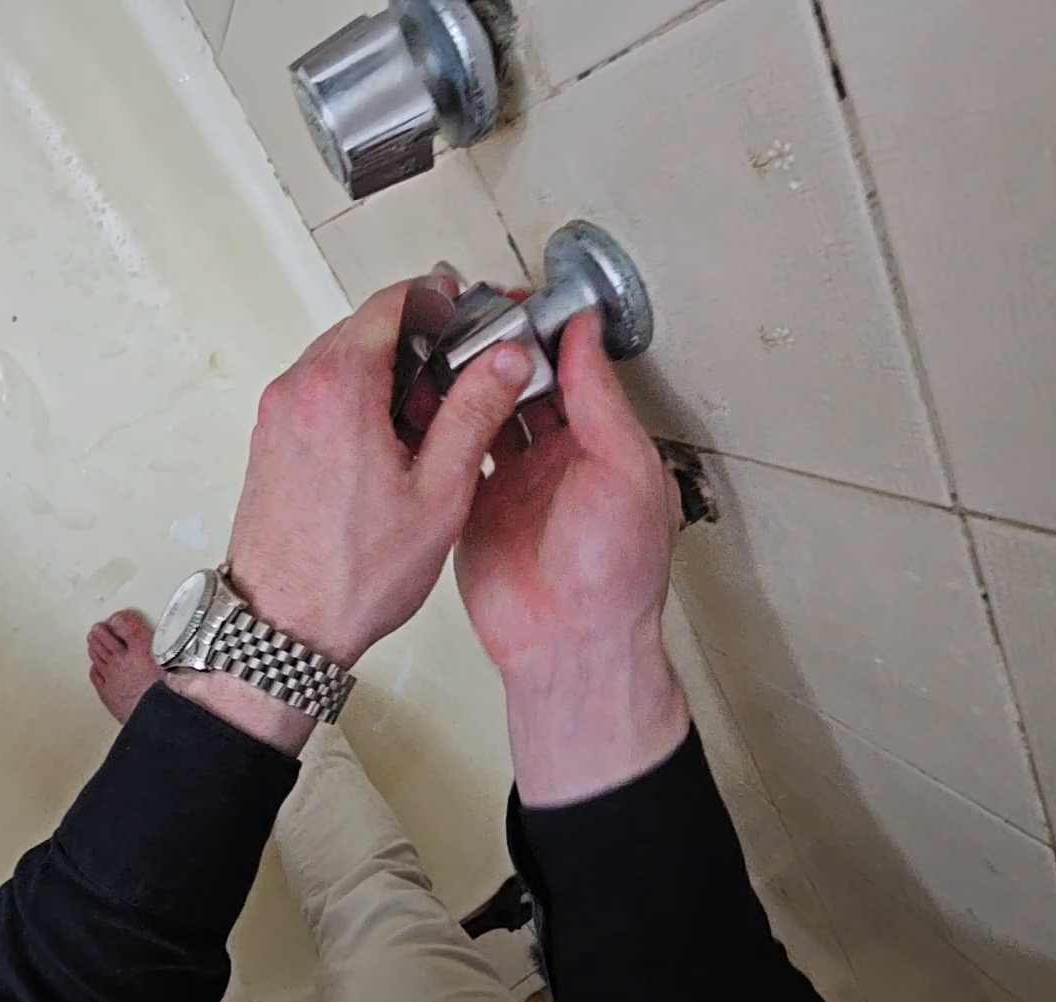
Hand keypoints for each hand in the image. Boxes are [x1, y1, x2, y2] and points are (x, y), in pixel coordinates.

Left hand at [188, 277, 535, 752]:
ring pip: (342, 359)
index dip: (441, 300)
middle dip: (419, 343)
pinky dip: (358, 400)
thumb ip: (473, 413)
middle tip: (459, 382)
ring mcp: (277, 414)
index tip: (468, 312)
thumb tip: (504, 359)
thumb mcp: (438, 494)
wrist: (284, 625)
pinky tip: (387, 448)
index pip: (394, 301)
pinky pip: (319, 392)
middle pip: (367, 327)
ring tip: (426, 428)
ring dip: (388, 374)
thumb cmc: (353, 576)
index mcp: (340, 390)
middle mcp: (298, 390)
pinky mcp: (271, 438)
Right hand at [455, 312, 689, 805]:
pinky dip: (446, 428)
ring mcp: (515, 482)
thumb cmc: (612, 572)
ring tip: (447, 352)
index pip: (573, 372)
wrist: (565, 641)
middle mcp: (558, 460)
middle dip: (501, 355)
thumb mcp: (623, 469)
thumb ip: (600, 399)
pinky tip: (432, 402)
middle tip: (472, 322)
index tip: (520, 306)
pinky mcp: (477, 506)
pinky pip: (460, 455)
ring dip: (471, 387)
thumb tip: (586, 334)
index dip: (547, 337)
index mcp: (601, 445)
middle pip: (525, 389)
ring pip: (488, 416)